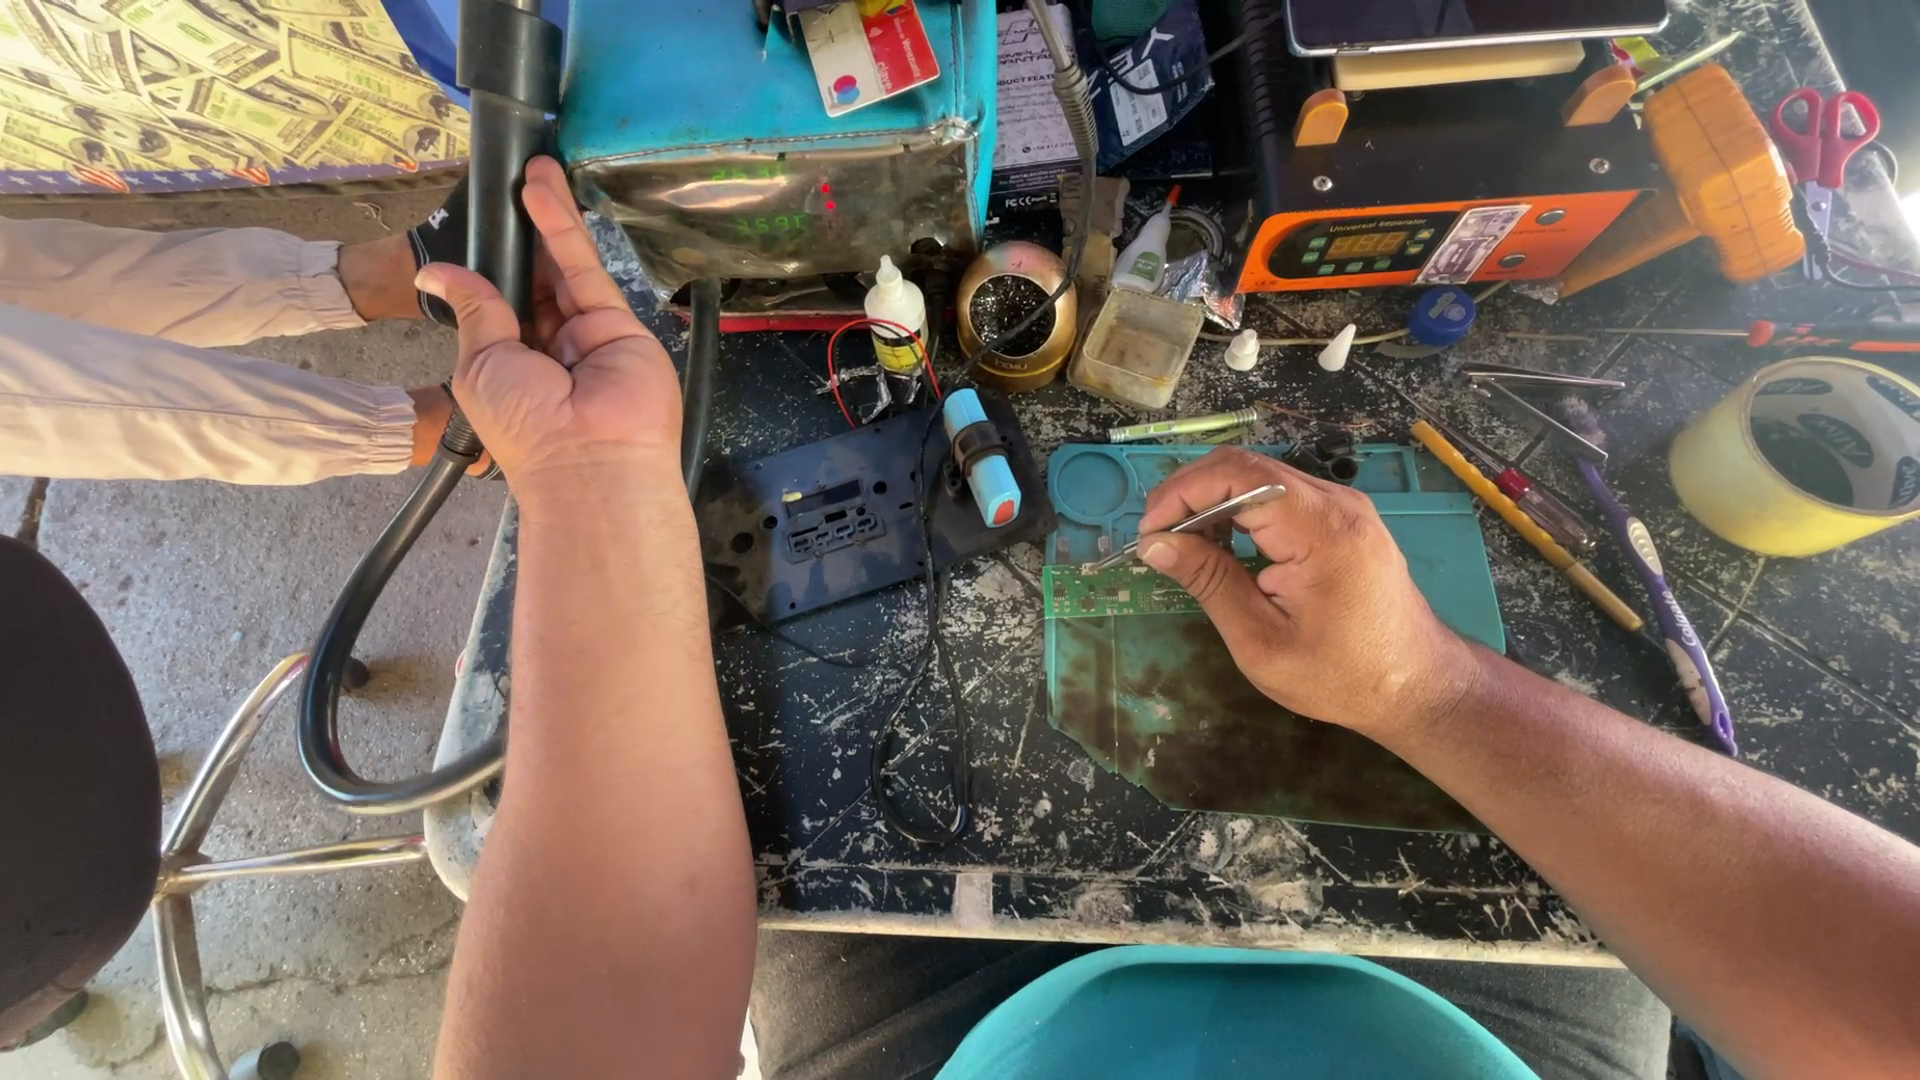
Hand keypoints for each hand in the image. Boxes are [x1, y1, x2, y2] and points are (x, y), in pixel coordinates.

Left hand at [413, 156, 682, 495]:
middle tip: (511, 181)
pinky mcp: (621, 325)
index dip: (498, 260)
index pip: (506, 299)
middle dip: (525, 232)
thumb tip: (440, 273)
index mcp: (517, 360)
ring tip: (529, 168)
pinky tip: (543, 195)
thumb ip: (475, 312)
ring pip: (565, 269)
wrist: (591, 459)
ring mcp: (592, 334)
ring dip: (546, 219)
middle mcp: (556, 345)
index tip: (486, 220)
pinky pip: (588, 273)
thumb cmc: (526, 423)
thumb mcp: (480, 364)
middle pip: (540, 278)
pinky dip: (564, 232)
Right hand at [1135, 446, 1481, 737]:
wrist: (1417, 686)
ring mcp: (1340, 505)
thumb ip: (1209, 583)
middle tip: (1157, 537)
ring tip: (1180, 543)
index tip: (1149, 533)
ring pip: (1256, 476)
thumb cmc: (1340, 676)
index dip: (1182, 493)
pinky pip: (1274, 493)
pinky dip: (1234, 509)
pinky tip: (1217, 542)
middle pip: (1244, 467)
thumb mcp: (1261, 640)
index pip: (1238, 476)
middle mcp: (1335, 502)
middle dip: (1188, 493)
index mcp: (1321, 531)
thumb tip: (1154, 544)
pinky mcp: (1338, 516)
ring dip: (1208, 500)